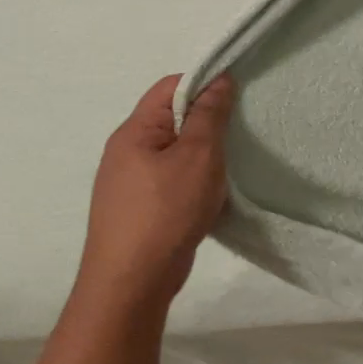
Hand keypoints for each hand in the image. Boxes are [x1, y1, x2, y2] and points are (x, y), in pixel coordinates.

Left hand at [78, 74, 233, 302]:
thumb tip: (219, 80)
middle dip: (207, 118)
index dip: (205, 84)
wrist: (131, 284)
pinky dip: (194, 173)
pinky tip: (210, 189)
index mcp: (133, 132)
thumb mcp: (199, 155)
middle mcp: (125, 150)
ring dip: (203, 149)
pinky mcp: (138, 204)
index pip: (171, 86)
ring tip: (228, 162)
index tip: (237, 99)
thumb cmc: (166, 211)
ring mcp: (128, 180)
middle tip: (238, 131)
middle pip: (172, 115)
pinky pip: (171, 172)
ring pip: (174, 146)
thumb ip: (210, 114)